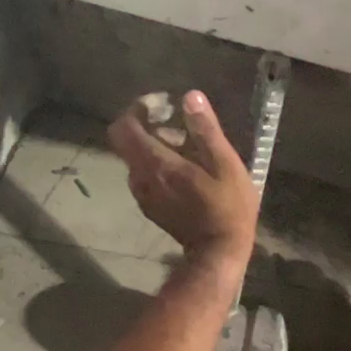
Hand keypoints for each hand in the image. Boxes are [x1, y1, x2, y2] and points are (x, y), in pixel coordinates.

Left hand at [108, 90, 259, 255]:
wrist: (218, 253)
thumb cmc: (227, 206)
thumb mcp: (225, 163)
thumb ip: (205, 129)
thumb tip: (189, 96)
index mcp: (155, 163)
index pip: (123, 127)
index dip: (137, 109)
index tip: (163, 104)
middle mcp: (140, 177)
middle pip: (127, 141)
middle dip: (149, 125)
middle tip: (181, 124)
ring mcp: (142, 194)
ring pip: (136, 158)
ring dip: (155, 146)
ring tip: (190, 147)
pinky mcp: (149, 206)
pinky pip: (145, 174)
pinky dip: (157, 163)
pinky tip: (187, 169)